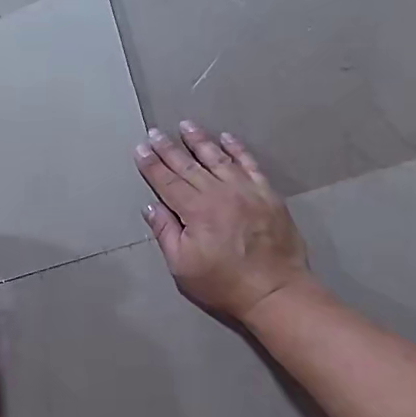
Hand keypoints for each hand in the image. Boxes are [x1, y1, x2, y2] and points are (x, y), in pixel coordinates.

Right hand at [135, 122, 315, 321]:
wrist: (275, 290)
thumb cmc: (223, 283)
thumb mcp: (183, 266)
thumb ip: (166, 233)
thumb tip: (151, 207)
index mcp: (196, 211)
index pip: (167, 182)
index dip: (151, 165)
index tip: (140, 148)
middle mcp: (219, 192)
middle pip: (188, 166)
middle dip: (169, 149)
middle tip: (155, 132)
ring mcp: (246, 190)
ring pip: (218, 158)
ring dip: (200, 141)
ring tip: (186, 125)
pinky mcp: (267, 194)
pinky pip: (250, 164)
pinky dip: (237, 149)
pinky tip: (227, 138)